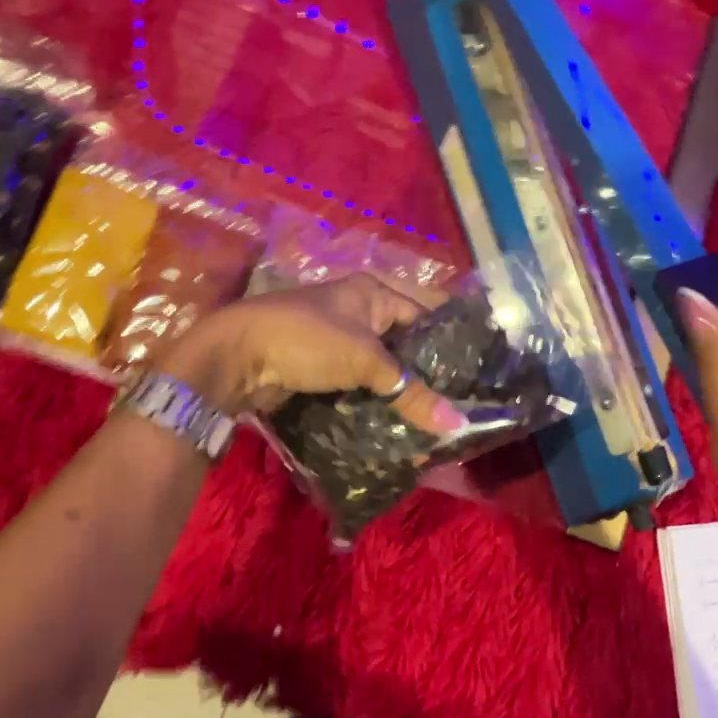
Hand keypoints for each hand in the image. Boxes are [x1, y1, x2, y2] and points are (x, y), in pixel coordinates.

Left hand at [154, 274, 466, 434]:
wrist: (235, 358)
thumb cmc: (305, 340)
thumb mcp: (364, 361)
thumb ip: (411, 392)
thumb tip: (456, 424)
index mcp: (372, 293)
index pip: (427, 312)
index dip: (453, 339)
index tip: (482, 369)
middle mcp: (359, 311)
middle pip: (406, 343)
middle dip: (429, 373)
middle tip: (464, 402)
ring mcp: (339, 341)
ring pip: (383, 368)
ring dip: (402, 392)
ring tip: (438, 419)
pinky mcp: (323, 369)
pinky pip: (361, 385)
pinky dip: (377, 401)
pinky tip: (400, 424)